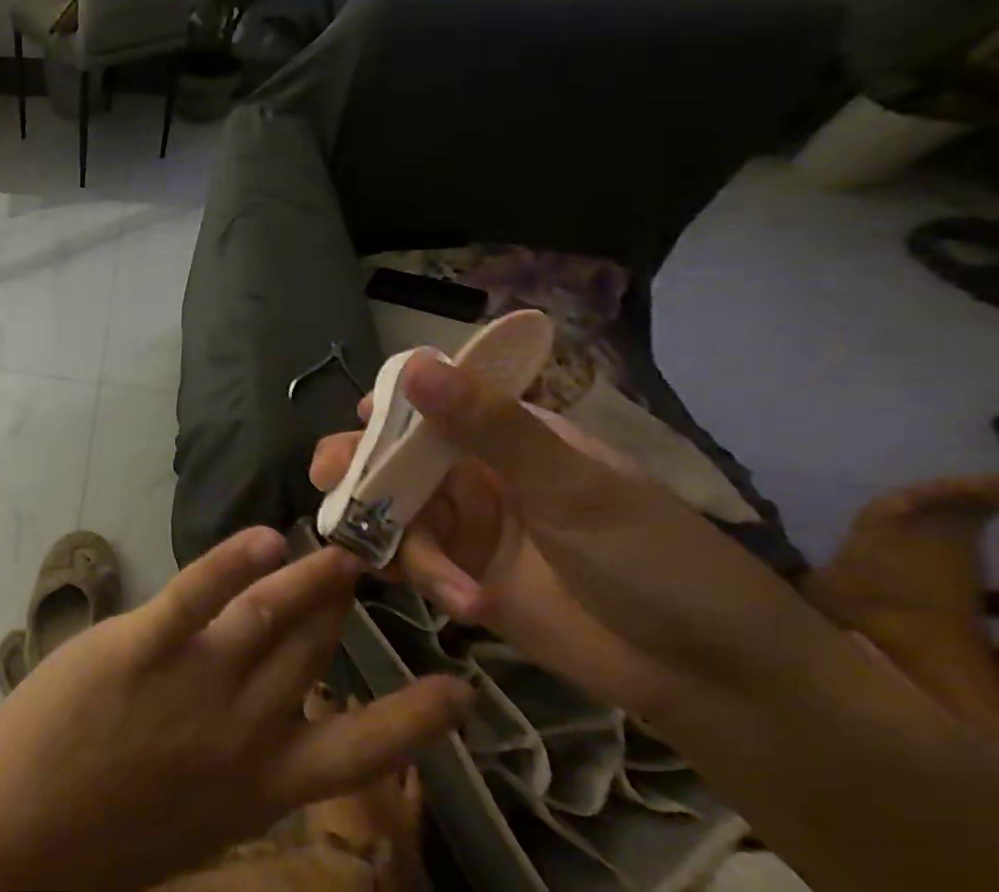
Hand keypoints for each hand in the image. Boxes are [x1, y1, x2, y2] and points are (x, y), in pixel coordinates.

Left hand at [0, 527, 471, 890]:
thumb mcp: (194, 820)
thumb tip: (262, 725)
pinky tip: (265, 536)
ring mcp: (194, 684)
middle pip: (313, 652)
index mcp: (264, 786)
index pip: (363, 750)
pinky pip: (197, 595)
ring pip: (269, 616)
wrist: (14, 832)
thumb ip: (236, 773)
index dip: (417, 719)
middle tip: (359, 565)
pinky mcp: (140, 646)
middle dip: (338, 607)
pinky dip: (234, 561)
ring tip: (335, 548)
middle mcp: (245, 732)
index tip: (460, 690)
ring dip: (307, 578)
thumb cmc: (100, 834)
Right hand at [310, 351, 820, 715]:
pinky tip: (462, 604)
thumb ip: (491, 427)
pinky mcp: (454, 576)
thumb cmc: (655, 561)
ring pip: (386, 510)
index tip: (362, 423)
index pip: (426, 400)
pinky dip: (419, 578)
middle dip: (357, 470)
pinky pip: (406, 563)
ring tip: (419, 575)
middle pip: (388, 455)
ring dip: (393, 539)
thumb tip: (415, 366)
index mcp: (502, 432)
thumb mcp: (573, 489)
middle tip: (335, 485)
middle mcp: (470, 472)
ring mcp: (461, 526)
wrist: (711, 678)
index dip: (386, 406)